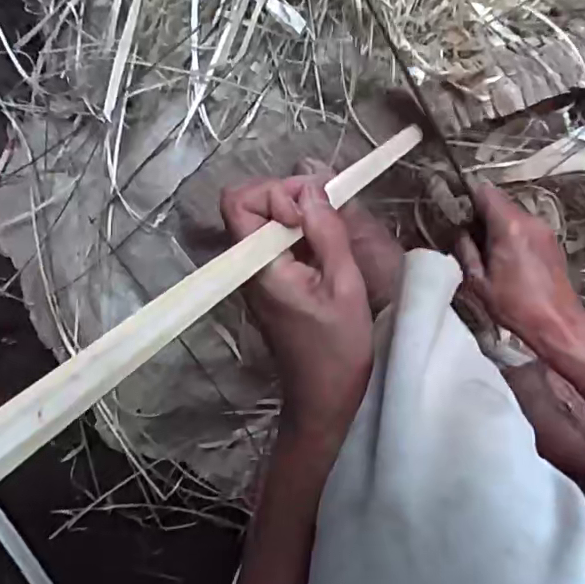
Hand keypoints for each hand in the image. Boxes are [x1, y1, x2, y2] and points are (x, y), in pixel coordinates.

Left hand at [220, 175, 373, 434]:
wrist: (323, 396)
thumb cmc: (339, 347)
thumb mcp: (345, 285)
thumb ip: (328, 234)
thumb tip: (313, 187)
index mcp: (261, 267)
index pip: (239, 202)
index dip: (277, 193)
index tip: (313, 214)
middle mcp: (248, 265)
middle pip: (246, 203)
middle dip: (286, 194)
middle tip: (326, 211)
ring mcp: (256, 273)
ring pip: (260, 218)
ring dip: (296, 211)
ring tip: (331, 228)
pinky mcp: (269, 280)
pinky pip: (274, 238)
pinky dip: (299, 229)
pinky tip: (326, 245)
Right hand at [454, 182, 584, 349]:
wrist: (557, 322)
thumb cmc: (515, 306)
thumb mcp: (478, 283)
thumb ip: (466, 251)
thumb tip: (461, 233)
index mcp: (509, 227)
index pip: (486, 192)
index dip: (470, 200)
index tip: (462, 216)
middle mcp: (529, 221)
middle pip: (501, 202)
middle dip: (484, 215)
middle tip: (473, 239)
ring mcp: (544, 229)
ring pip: (515, 214)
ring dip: (500, 226)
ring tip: (492, 253)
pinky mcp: (552, 240)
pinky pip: (528, 227)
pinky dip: (516, 234)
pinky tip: (511, 259)